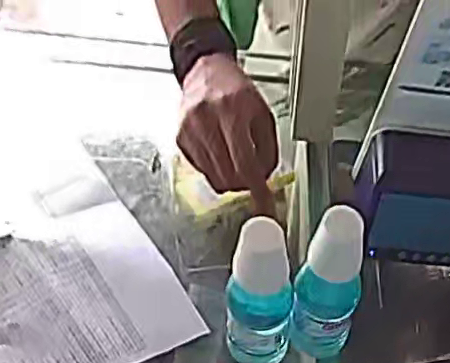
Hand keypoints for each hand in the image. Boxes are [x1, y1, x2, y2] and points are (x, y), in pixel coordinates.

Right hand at [177, 53, 277, 215]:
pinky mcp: (181, 137)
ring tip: (236, 163)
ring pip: (215, 179)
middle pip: (229, 176)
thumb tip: (265, 180)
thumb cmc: (236, 92)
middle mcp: (207, 119)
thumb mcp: (263, 114)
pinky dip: (216, 171)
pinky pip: (203, 171)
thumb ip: (268, 150)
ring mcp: (190, 129)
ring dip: (230, 180)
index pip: (245, 163)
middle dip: (244, 185)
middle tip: (251, 178)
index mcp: (232, 110)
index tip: (265, 206)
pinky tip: (220, 154)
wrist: (205, 69)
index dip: (257, 190)